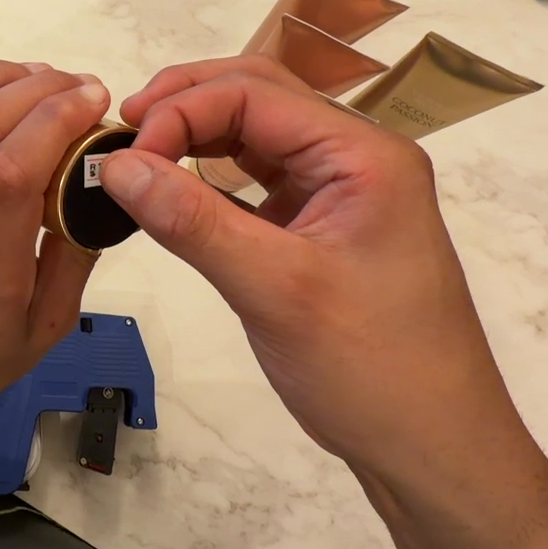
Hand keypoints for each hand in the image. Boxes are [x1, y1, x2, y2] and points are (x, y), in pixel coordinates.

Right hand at [95, 55, 518, 472]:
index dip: (182, 112)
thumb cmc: (371, 369)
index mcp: (362, 154)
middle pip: (256, 94)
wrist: (435, 454)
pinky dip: (205, 170)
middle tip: (124, 126)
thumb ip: (190, 220)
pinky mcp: (314, 220)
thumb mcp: (275, 291)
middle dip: (184, 101)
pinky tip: (170, 183)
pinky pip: (251, 174)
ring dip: (192, 130)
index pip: (254, 95)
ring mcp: (334, 188)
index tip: (128, 155)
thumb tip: (112, 164)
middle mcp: (351, 156)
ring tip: (138, 149)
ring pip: (251, 129)